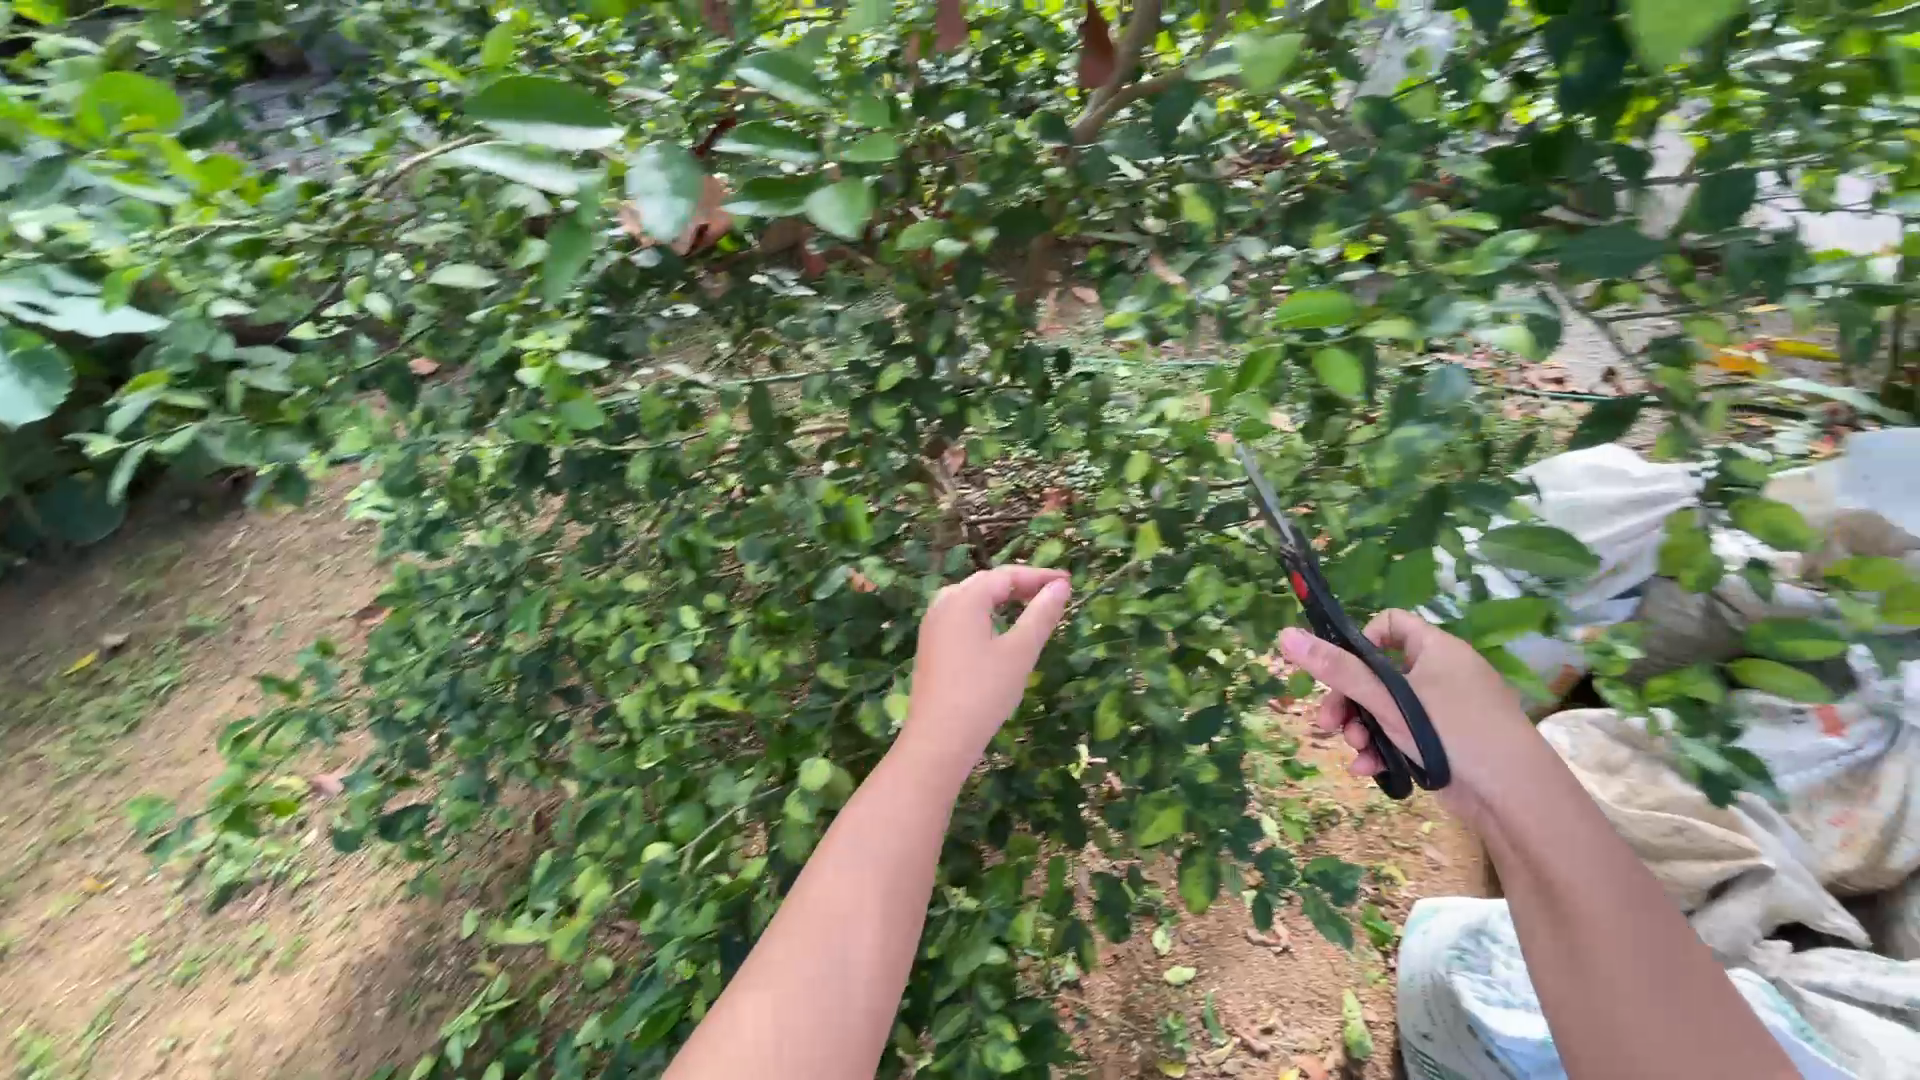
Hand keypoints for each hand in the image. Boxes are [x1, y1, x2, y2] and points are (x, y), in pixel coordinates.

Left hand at [902, 565, 1071, 778]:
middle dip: (1020, 585)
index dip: (1038, 576)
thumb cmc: (984, 692)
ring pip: (970, 599)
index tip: (1067, 582)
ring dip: (1000, 599)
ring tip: (1028, 608)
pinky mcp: (930, 646)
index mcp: (964, 599)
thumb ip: (1041, 615)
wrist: (939, 738)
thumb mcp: (1020, 652)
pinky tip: (998, 632)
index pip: (1006, 575)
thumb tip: (1061, 586)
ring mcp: (932, 625)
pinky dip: (984, 615)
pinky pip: (960, 617)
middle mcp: (944, 604)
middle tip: (1052, 594)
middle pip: (986, 583)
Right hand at [1278, 610, 1553, 830]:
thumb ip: (1335, 668)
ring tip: (1355, 751)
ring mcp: (1446, 710)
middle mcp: (1441, 674)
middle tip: (1330, 724)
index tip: (1341, 670)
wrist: (1515, 797)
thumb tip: (1284, 635)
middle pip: (1377, 673)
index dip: (1359, 642)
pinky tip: (1370, 769)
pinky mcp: (1446, 743)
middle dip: (1349, 700)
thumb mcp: (1385, 698)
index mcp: (1435, 649)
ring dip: (1361, 728)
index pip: (1389, 624)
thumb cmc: (1451, 731)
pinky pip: (1403, 734)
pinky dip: (1383, 747)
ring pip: (1386, 708)